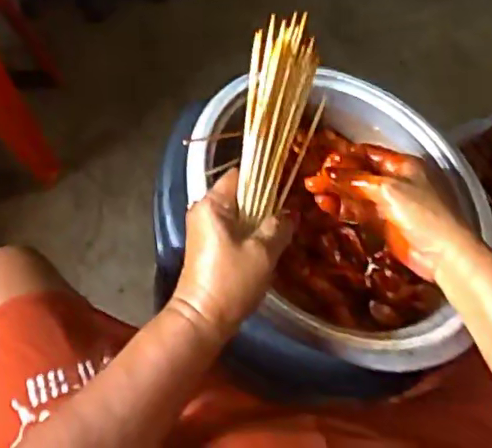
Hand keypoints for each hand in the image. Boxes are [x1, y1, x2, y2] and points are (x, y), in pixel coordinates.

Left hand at [169, 169, 292, 341]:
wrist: (202, 315)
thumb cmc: (231, 280)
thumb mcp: (262, 253)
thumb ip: (277, 228)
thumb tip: (290, 212)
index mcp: (211, 203)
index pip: (237, 175)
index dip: (262, 177)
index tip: (286, 182)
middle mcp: (202, 208)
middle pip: (236, 193)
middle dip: (263, 199)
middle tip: (290, 208)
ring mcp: (201, 225)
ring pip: (234, 212)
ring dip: (256, 217)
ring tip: (283, 225)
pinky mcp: (205, 242)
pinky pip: (229, 226)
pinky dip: (247, 230)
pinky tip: (267, 242)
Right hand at [324, 146, 477, 281]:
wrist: (446, 256)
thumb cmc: (423, 213)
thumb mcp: (387, 189)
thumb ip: (355, 178)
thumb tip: (327, 171)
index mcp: (402, 165)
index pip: (366, 153)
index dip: (343, 155)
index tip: (322, 159)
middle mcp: (394, 180)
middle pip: (356, 172)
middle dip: (333, 174)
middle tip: (312, 178)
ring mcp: (388, 202)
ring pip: (353, 192)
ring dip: (333, 191)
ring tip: (313, 191)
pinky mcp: (382, 223)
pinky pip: (356, 210)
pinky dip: (340, 207)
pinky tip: (325, 205)